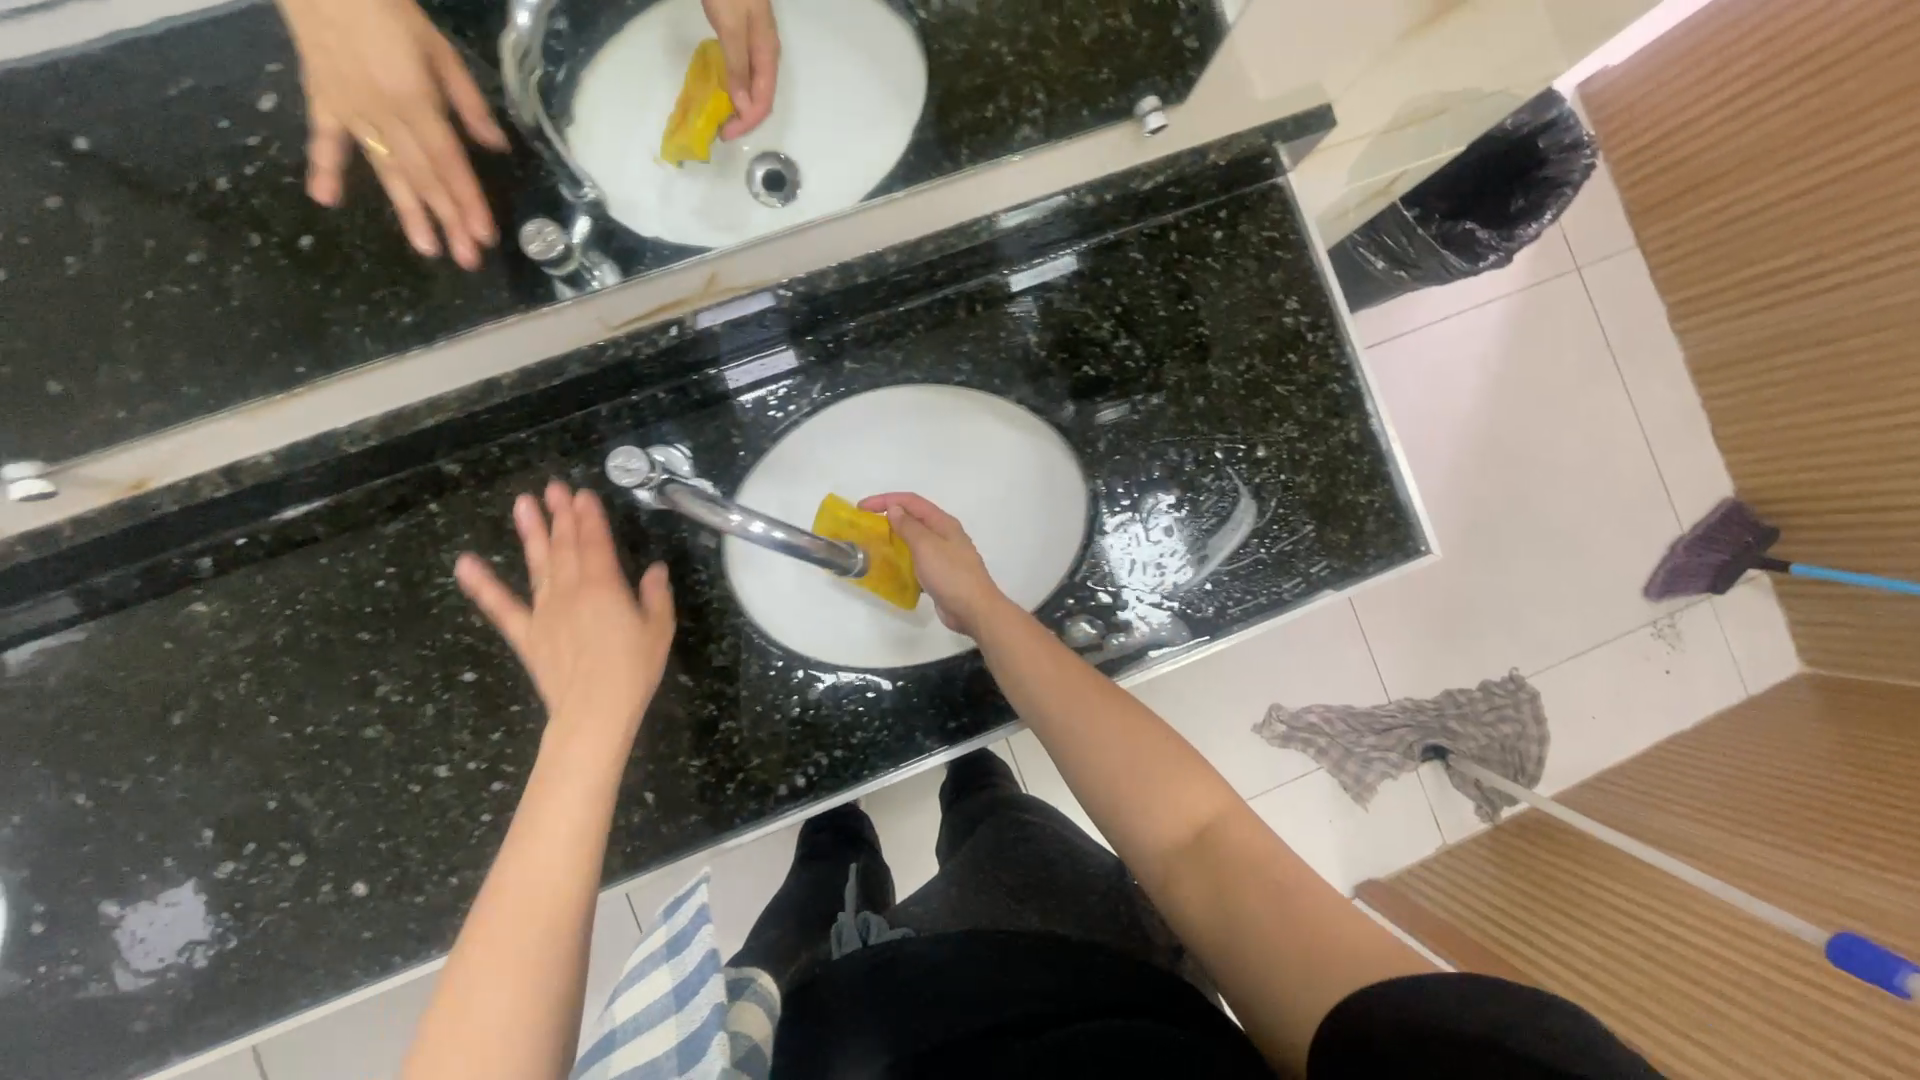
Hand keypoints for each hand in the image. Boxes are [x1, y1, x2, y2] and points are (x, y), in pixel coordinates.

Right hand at [277, 0, 509, 268]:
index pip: (450, 163)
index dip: (468, 201)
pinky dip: (324, 167)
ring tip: (426, 249)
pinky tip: (326, 199)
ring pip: (386, 169)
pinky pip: (324, 139)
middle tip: (466, 259)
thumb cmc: (389, 11)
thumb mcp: (441, 52)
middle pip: (424, 176)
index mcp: (418, 103)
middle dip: (447, 220)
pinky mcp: (322, 99)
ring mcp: (351, 111)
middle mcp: (385, 115)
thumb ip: (468, 103)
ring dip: (407, 211)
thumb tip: (496, 146)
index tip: (484, 236)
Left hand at [455, 482, 674, 747]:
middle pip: (565, 546)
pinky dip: (482, 584)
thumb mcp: (659, 629)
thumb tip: (654, 571)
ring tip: (523, 504)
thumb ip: (655, 596)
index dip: (589, 516)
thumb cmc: (633, 669)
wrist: (594, 710)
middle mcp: (571, 590)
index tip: (582, 493)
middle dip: (561, 516)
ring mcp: (544, 611)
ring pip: (537, 564)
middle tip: (553, 487)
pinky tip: (465, 563)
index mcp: (605, 587)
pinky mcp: (526, 634)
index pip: (596, 542)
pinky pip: (501, 606)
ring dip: (530, 533)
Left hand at [702, 0, 779, 139]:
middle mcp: (765, 54)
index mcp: (766, 54)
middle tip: (721, 130)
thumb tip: (741, 105)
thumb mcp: (731, 27)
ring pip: (752, 86)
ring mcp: (755, 45)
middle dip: (743, 119)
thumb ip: (737, 66)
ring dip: (739, 106)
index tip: (725, 133)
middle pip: (760, 98)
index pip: (763, 101)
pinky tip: (722, 89)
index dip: (746, 122)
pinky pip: (743, 72)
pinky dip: (733, 86)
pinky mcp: (742, 36)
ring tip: (721, 116)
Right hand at [857, 493, 1011, 636]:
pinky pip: (916, 560)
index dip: (885, 500)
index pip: (911, 502)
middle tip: (865, 526)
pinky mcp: (939, 574)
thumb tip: (895, 509)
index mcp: (943, 523)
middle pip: (913, 518)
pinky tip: (889, 567)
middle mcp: (944, 535)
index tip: (861, 508)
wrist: (974, 610)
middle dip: (889, 517)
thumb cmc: (950, 575)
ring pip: (914, 540)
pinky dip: (902, 560)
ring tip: (873, 545)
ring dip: (894, 539)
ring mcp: (943, 555)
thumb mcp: (926, 546)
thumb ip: (909, 526)